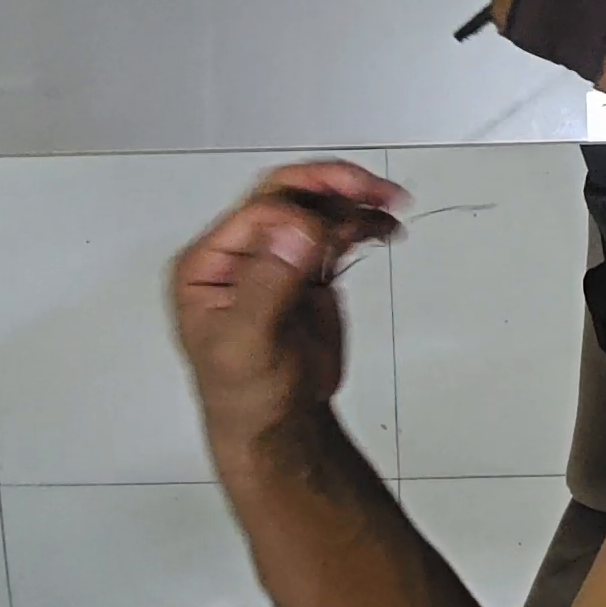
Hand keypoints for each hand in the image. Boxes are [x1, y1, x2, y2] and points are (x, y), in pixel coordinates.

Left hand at [171, 161, 407, 447]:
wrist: (279, 423)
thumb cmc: (250, 392)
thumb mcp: (248, 344)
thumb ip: (268, 284)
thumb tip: (299, 230)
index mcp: (211, 262)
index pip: (261, 211)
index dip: (304, 215)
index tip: (337, 241)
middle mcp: (242, 250)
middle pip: (290, 193)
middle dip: (336, 183)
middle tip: (379, 190)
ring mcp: (279, 256)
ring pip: (319, 204)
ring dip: (358, 199)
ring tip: (394, 205)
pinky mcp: (310, 268)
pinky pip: (339, 229)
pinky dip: (367, 221)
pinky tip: (388, 229)